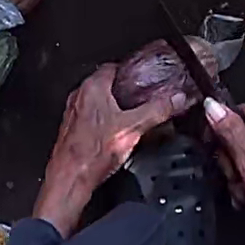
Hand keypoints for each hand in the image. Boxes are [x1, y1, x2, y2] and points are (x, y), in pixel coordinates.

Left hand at [35, 65, 186, 236]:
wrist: (69, 178)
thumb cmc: (91, 153)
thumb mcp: (133, 128)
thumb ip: (157, 110)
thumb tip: (175, 98)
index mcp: (92, 88)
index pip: (113, 66)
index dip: (130, 70)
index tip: (143, 77)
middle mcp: (79, 97)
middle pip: (105, 84)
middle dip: (124, 89)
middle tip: (141, 97)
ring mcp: (73, 113)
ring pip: (96, 101)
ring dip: (112, 106)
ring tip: (131, 115)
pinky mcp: (71, 130)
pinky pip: (90, 117)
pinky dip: (103, 120)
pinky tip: (114, 134)